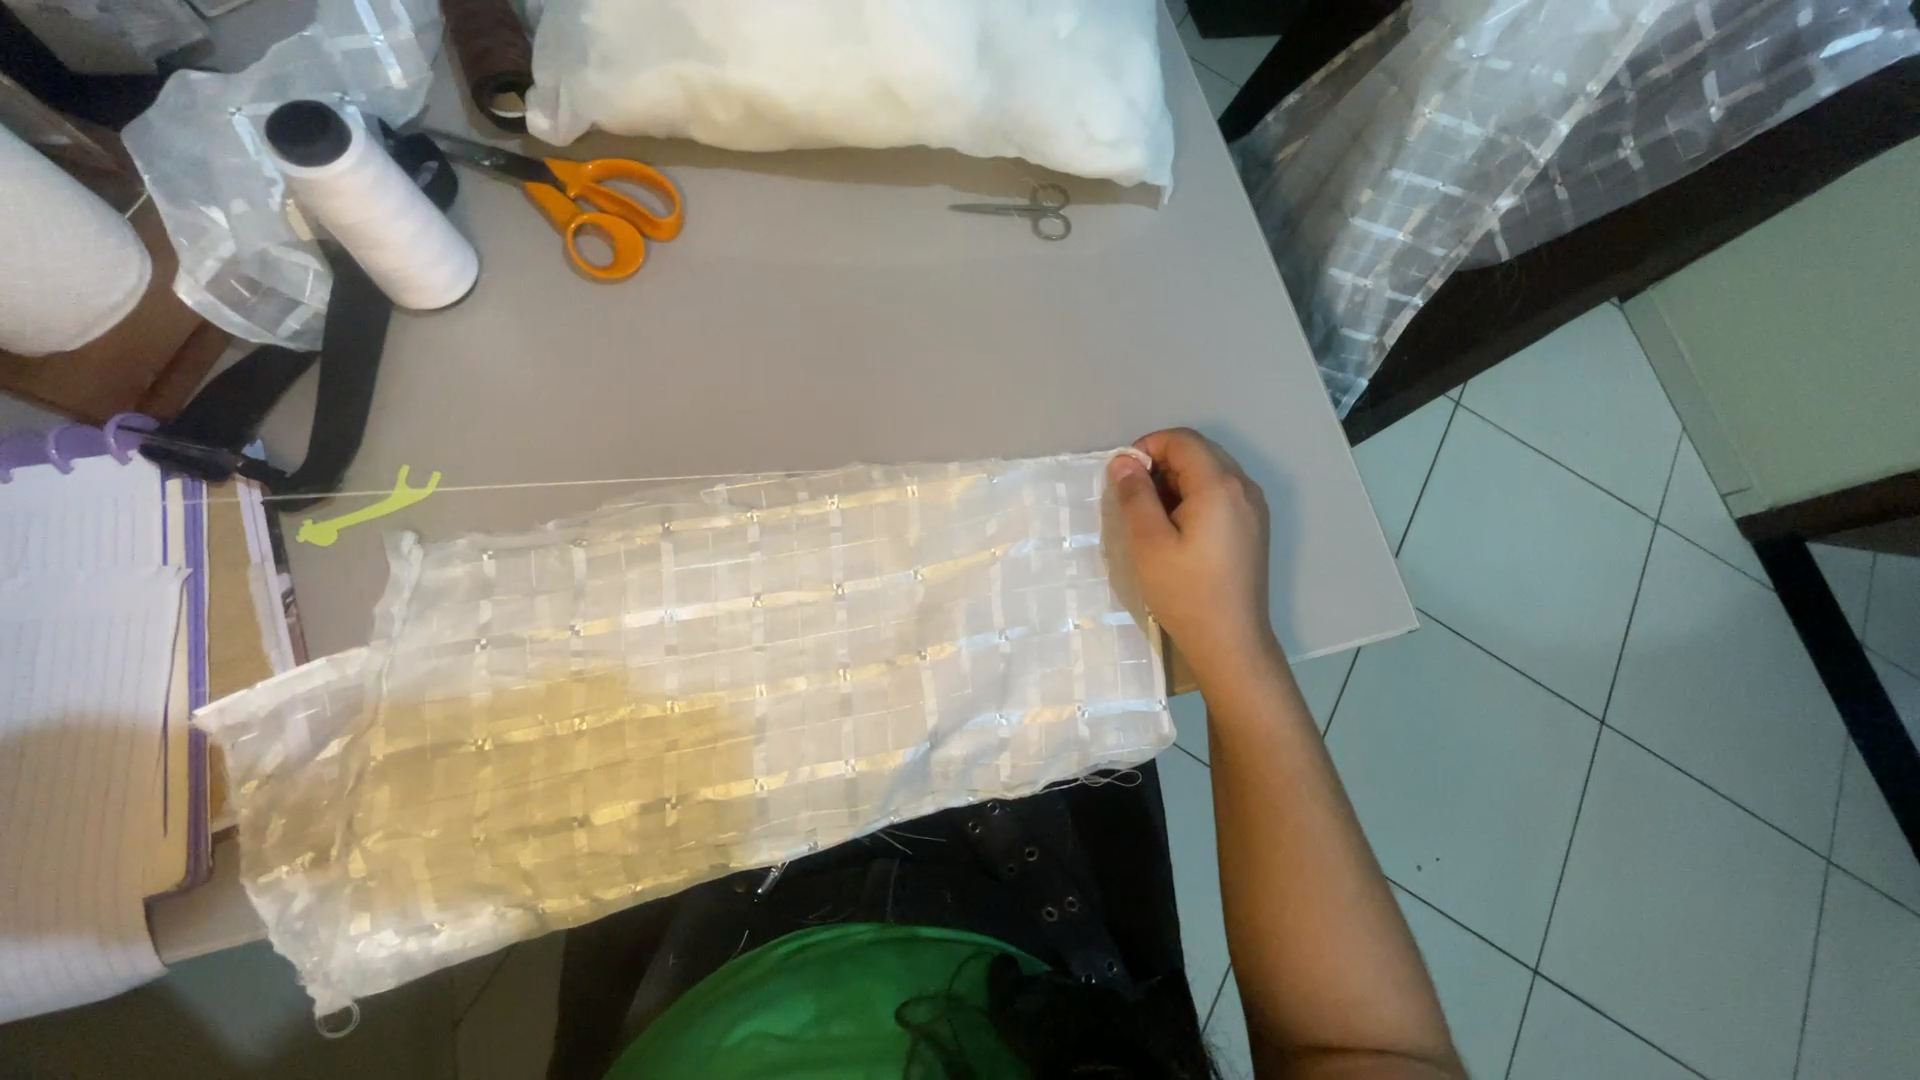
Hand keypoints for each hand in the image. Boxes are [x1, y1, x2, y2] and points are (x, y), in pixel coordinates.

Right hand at [1108, 429, 1277, 679]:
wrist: (1230, 640)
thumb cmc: (1185, 592)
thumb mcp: (1149, 543)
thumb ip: (1135, 495)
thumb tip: (1123, 461)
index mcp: (1219, 485)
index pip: (1182, 440)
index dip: (1148, 447)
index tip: (1122, 476)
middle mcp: (1243, 487)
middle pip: (1199, 451)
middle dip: (1161, 463)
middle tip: (1133, 496)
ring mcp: (1254, 507)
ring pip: (1211, 471)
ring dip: (1177, 480)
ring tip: (1152, 515)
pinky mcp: (1254, 526)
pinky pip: (1222, 493)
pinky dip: (1195, 496)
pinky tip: (1178, 528)